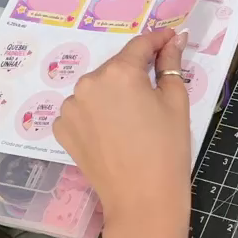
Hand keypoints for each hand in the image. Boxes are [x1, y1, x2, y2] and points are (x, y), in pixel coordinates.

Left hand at [53, 29, 192, 237]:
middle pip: (117, 67)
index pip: (140, 45)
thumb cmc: (167, 148)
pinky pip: (83, 109)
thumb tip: (174, 40)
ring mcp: (70, 107)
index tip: (171, 39)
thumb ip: (171, 65)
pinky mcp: (62, 128)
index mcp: (119, 72)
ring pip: (98, 88)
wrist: (142, 198)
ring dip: (114, 92)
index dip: (158, 40)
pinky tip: (114, 130)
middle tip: (156, 88)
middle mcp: (88, 83)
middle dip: (136, 72)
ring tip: (133, 116)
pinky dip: (98, 112)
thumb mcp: (176, 102)